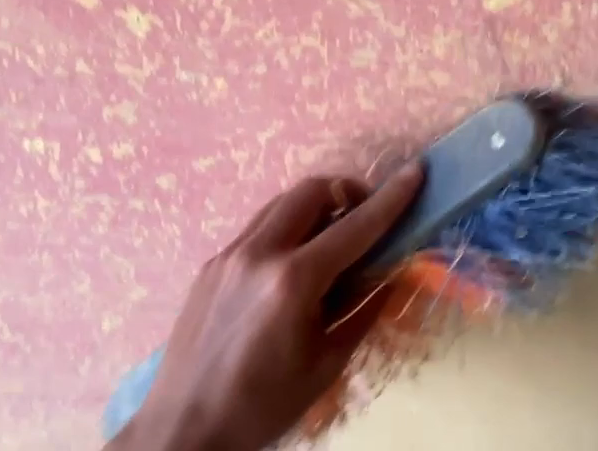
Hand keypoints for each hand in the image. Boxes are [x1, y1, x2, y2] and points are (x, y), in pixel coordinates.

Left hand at [109, 162, 425, 450]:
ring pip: (282, 202)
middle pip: (312, 190)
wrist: (182, 432)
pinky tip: (292, 263)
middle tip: (364, 216)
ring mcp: (229, 254)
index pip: (355, 226)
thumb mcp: (327, 364)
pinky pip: (258, 226)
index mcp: (293, 282)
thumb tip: (389, 271)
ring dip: (314, 206)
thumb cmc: (263, 405)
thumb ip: (363, 309)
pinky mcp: (211, 263)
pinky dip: (286, 228)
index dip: (391, 197)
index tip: (415, 172)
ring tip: (330, 237)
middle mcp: (259, 253)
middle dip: (347, 192)